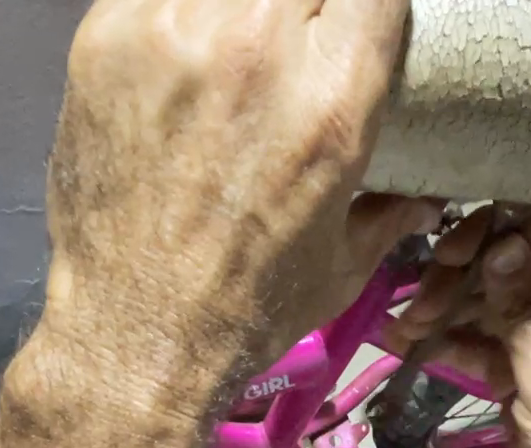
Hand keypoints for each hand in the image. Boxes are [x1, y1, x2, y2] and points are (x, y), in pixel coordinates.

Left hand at [41, 0, 439, 393]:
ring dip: (242, 17)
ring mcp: (174, 29)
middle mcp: (257, 46)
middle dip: (307, 16)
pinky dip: (180, 17)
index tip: (354, 39)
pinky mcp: (106, 34)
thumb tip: (423, 200)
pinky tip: (182, 64)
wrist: (137, 333)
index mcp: (331, 102)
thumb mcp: (340, 270)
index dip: (368, 15)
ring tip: (233, 66)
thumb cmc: (249, 310)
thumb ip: (387, 216)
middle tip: (288, 65)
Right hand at [386, 207, 530, 447]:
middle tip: (419, 301)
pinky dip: (447, 342)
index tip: (450, 248)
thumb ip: (524, 310)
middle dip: (461, 277)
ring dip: (443, 310)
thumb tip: (501, 243)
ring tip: (401, 327)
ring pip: (487, 302)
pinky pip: (479, 340)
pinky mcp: (517, 364)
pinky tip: (407, 343)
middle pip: (509, 263)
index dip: (499, 230)